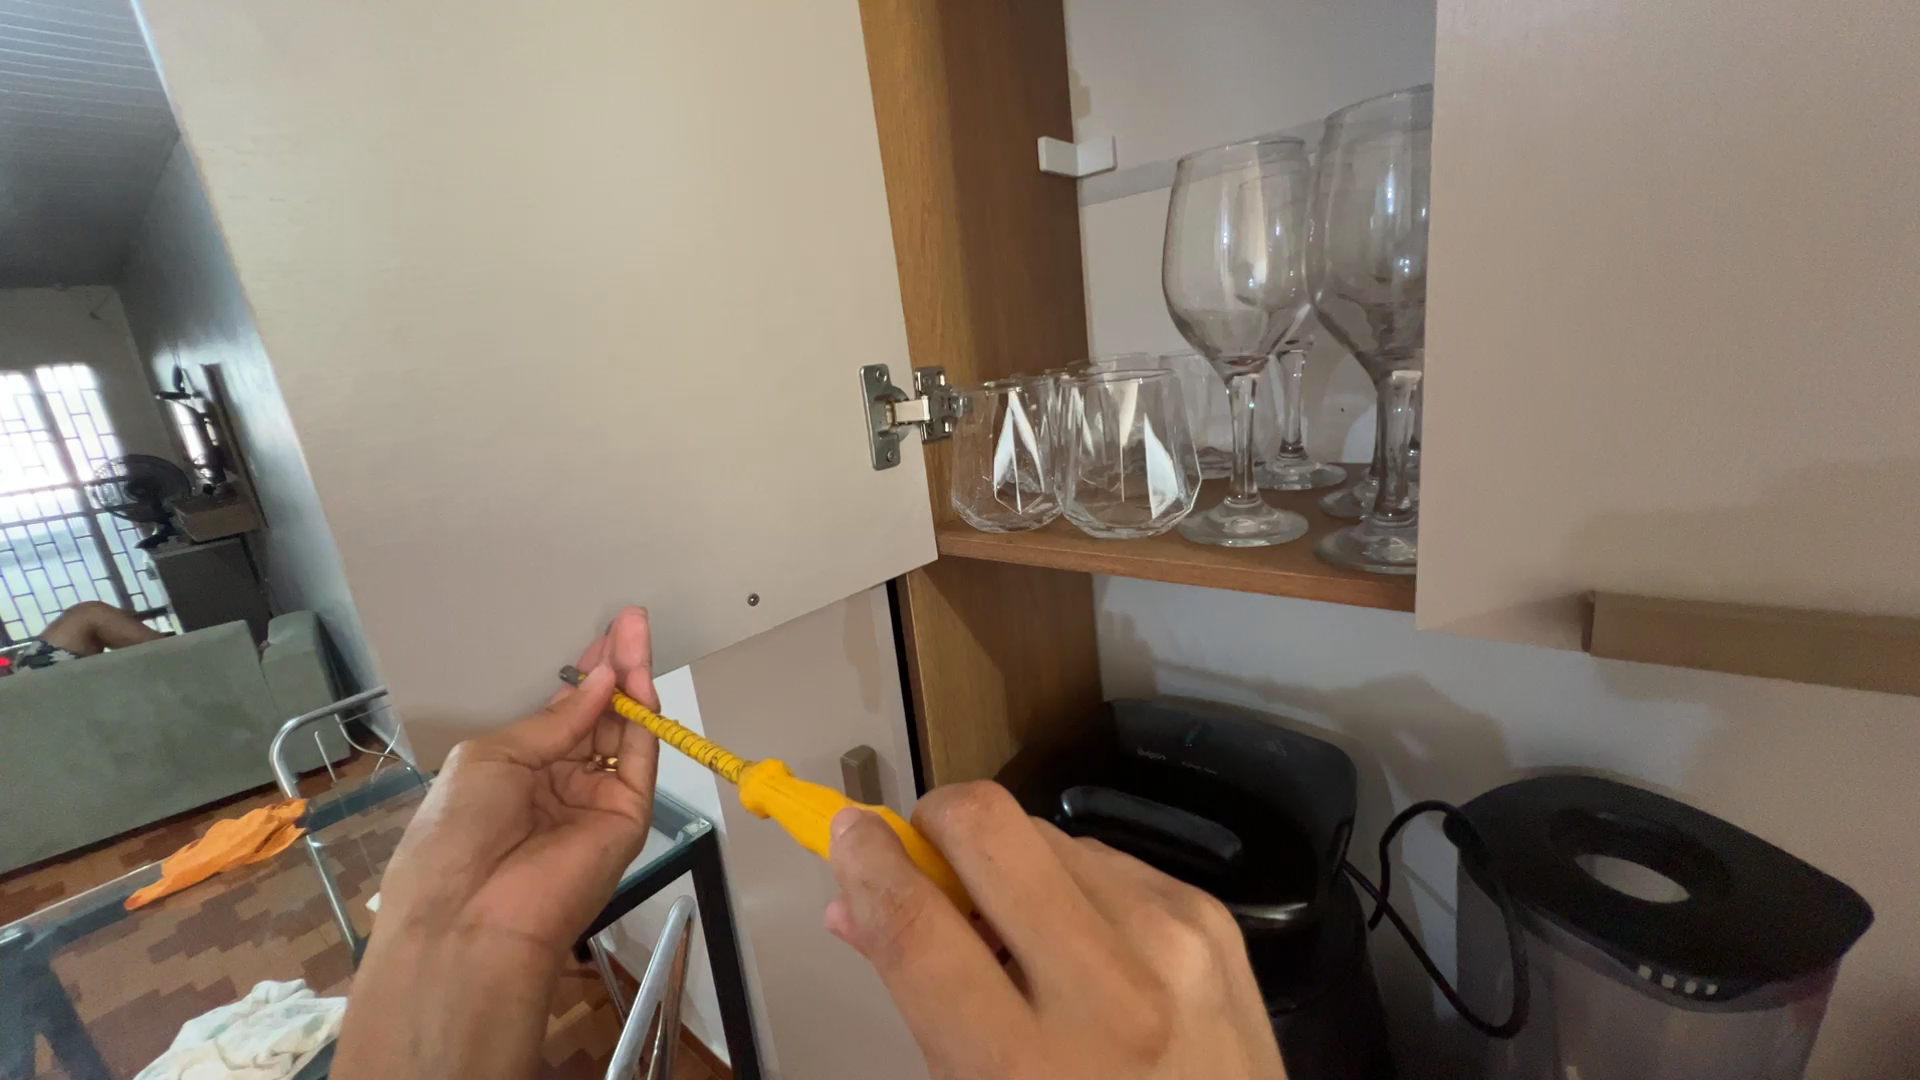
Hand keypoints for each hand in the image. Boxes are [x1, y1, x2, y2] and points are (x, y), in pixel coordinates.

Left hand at [333, 606, 660, 1079]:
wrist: (471, 918)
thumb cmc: (459, 832)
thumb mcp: (493, 758)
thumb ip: (556, 720)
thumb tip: (606, 680)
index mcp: (522, 769)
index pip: (565, 712)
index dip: (585, 673)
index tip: (604, 633)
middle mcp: (564, 778)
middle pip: (600, 712)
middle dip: (615, 665)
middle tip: (632, 621)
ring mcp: (600, 794)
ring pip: (625, 727)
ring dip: (633, 679)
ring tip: (637, 633)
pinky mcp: (630, 810)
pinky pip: (640, 754)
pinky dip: (643, 715)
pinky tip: (638, 678)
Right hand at [827, 781, 1285, 1079]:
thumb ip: (915, 996)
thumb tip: (851, 903)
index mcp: (1026, 1072)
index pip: (916, 925)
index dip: (867, 863)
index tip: (849, 830)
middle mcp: (1110, 991)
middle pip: (987, 824)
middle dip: (938, 819)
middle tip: (931, 853)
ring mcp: (1171, 938)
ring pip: (1043, 830)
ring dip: (1011, 861)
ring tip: (1025, 926)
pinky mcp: (1207, 913)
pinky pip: (1101, 856)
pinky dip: (1070, 881)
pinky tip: (1087, 938)